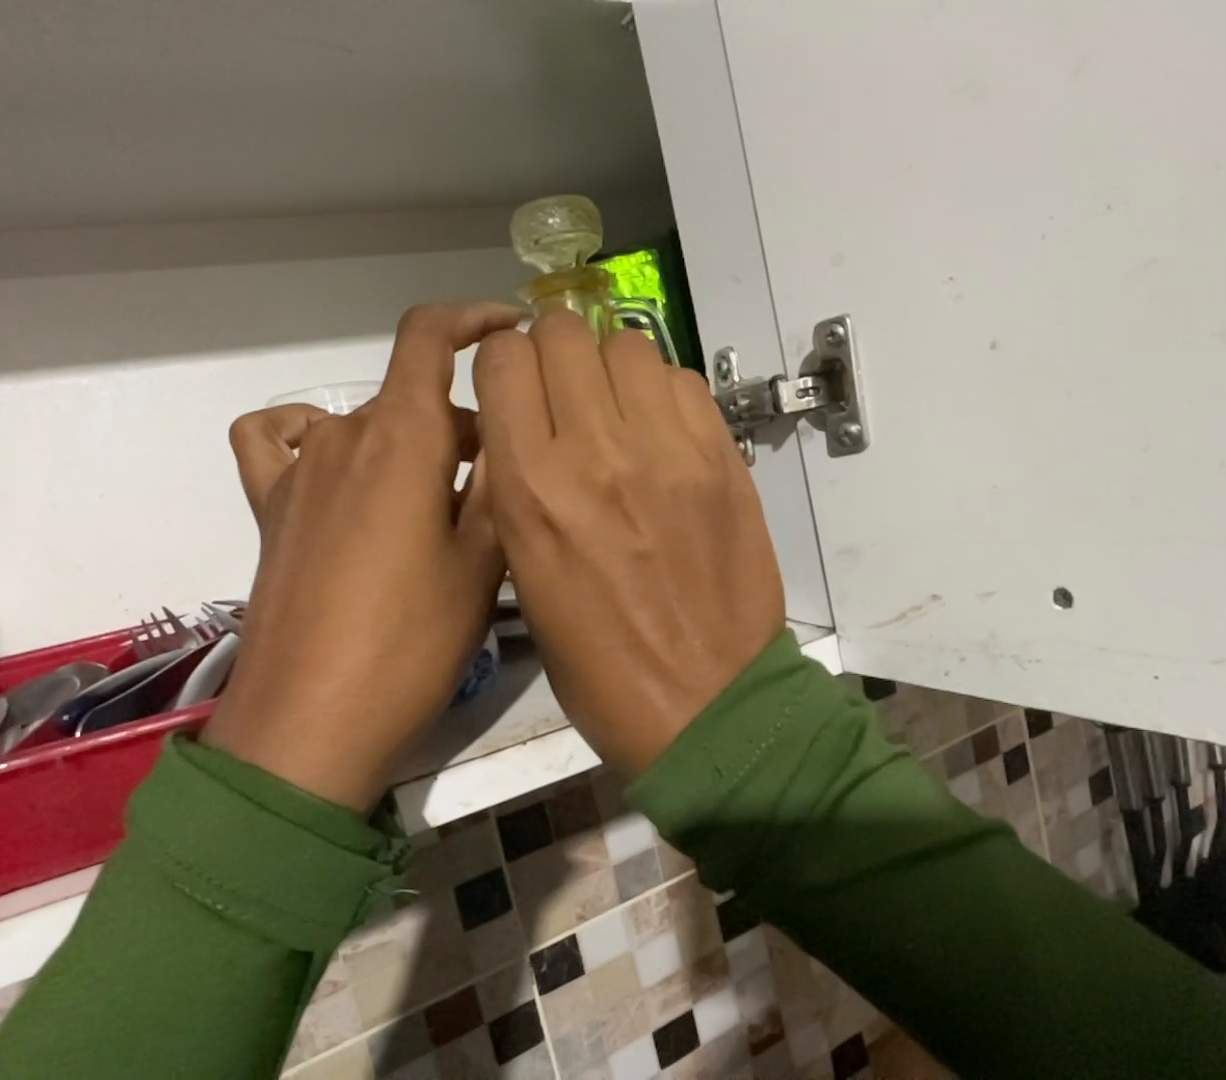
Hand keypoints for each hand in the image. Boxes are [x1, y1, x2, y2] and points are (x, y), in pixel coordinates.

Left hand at [203, 303, 520, 811]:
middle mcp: (343, 437)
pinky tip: (339, 470)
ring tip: (441, 506)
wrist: (312, 721)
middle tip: (505, 485)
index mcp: (402, 439)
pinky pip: (282, 443)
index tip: (512, 327)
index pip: (428, 337)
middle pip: (413, 397)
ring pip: (369, 426)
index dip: (474, 318)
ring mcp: (297, 473)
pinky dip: (314, 438)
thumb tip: (512, 421)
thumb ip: (503, 480)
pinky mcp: (270, 511)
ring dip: (413, 446)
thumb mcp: (485, 562)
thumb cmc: (412, 643)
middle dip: (465, 423)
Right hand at [473, 312, 785, 773]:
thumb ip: (523, 491)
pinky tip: (663, 435)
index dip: (504, 362)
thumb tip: (534, 434)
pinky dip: (664, 393)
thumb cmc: (598, 666)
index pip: (503, 358)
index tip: (515, 384)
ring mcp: (667, 449)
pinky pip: (683, 382)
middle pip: (564, 333)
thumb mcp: (527, 580)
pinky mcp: (722, 457)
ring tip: (617, 412)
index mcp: (530, 490)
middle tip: (565, 392)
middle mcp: (594, 451)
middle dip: (554, 352)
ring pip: (627, 345)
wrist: (704, 704)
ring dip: (611, 368)